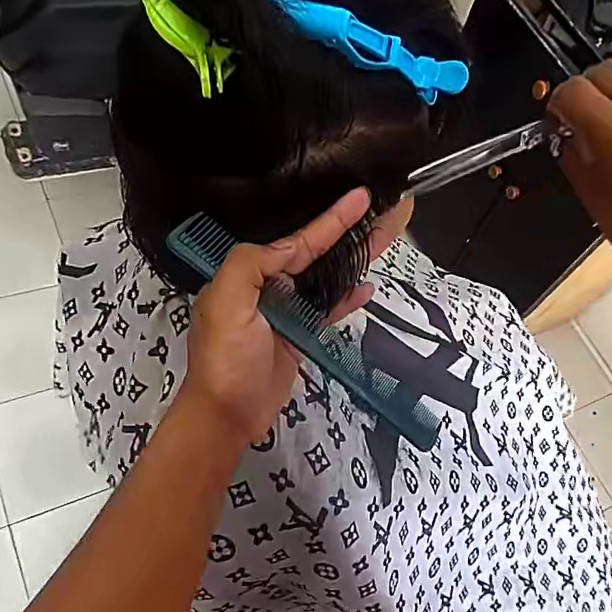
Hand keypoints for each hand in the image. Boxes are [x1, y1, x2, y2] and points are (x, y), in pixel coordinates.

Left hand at [176, 188, 398, 440]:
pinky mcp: (300, 335)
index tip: (359, 198)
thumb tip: (292, 248)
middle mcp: (270, 287)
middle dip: (351, 233)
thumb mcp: (227, 303)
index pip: (299, 241)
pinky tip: (367, 288)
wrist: (228, 413)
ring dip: (355, 260)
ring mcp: (288, 312)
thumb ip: (253, 265)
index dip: (332, 220)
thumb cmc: (225, 360)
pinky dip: (346, 298)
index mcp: (251, 273)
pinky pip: (328, 309)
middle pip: (319, 254)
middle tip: (386, 213)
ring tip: (385, 239)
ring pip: (328, 277)